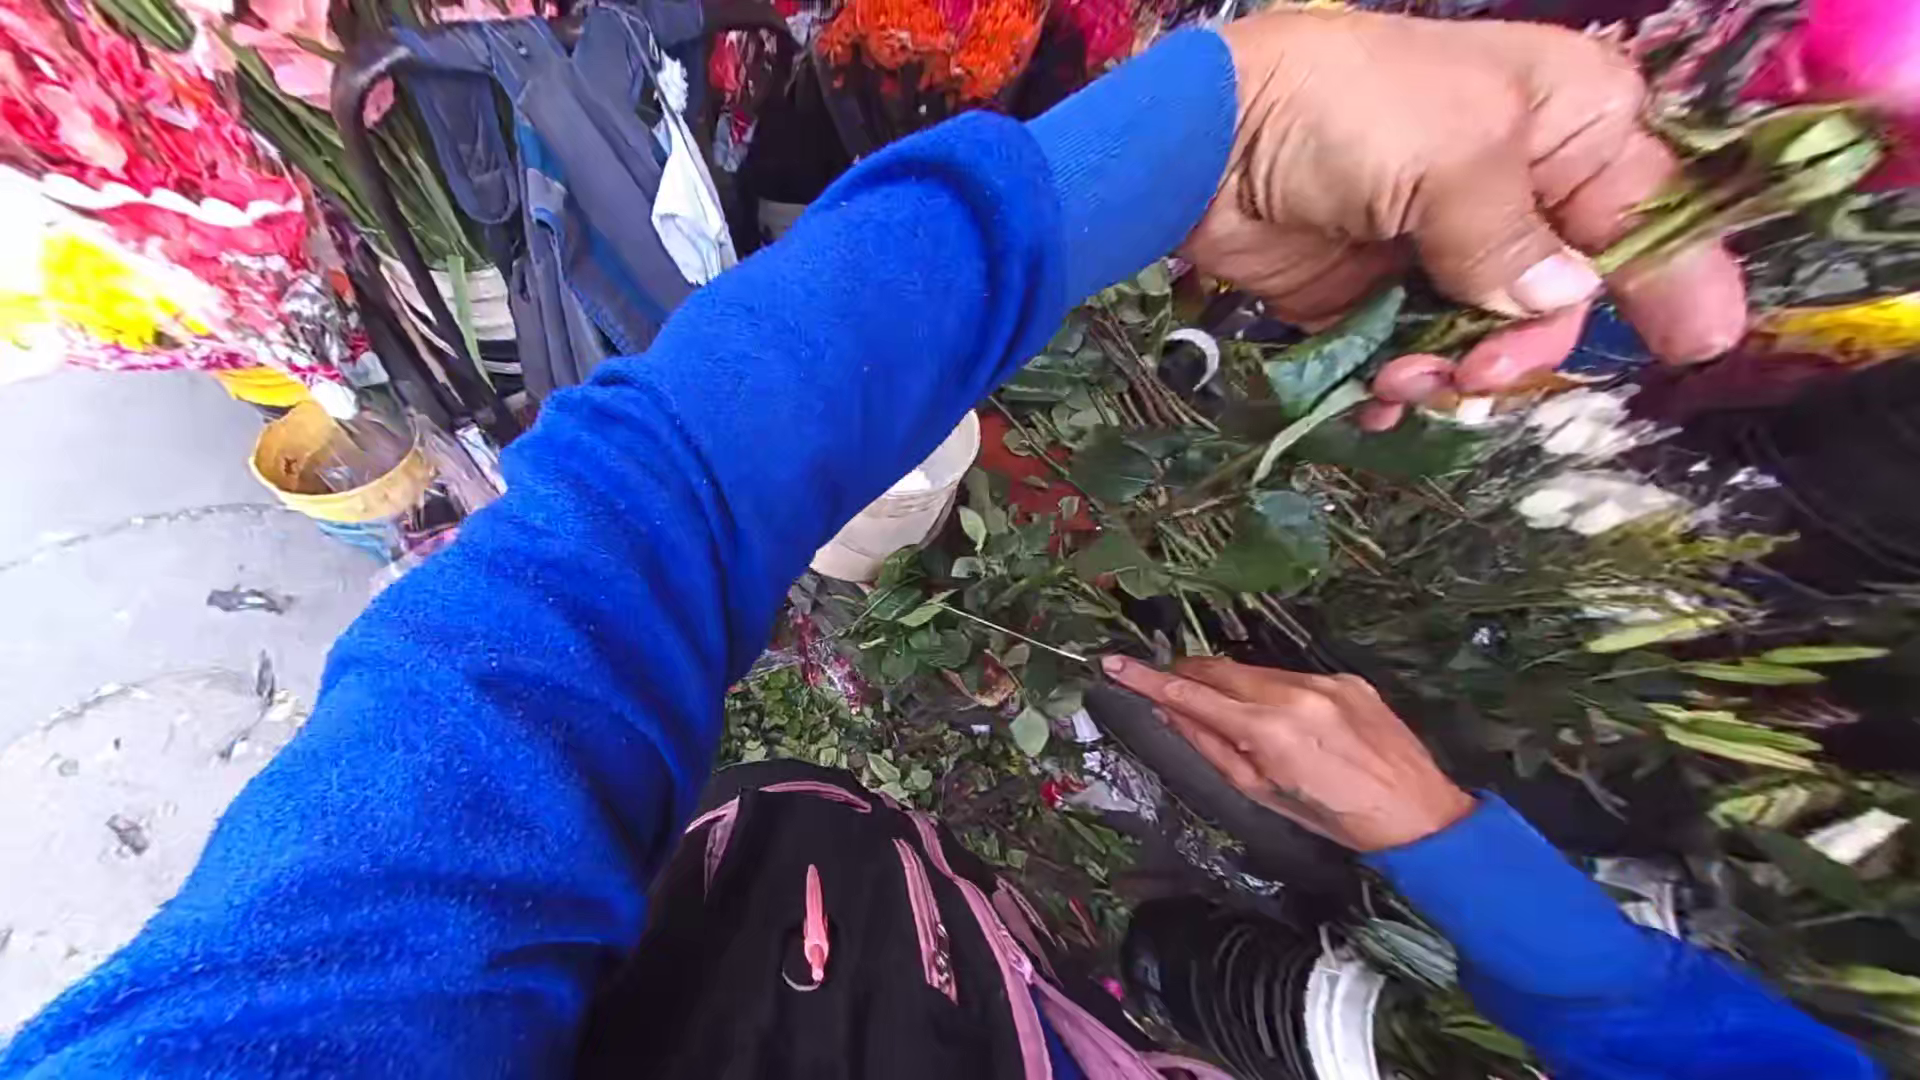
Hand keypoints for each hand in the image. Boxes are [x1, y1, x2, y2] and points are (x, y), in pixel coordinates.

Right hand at [1101, 654, 1473, 851]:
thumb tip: (1168, 710)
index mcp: (1268, 731)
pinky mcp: (1344, 676)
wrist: (1420, 815)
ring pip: (1249, 669)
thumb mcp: (1260, 792)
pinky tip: (1285, 716)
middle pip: (1215, 669)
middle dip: (1186, 673)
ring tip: (1235, 713)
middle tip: (1169, 685)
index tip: (1114, 663)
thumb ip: (1209, 745)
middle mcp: (1292, 694)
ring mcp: (1322, 680)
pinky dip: (1268, 689)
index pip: (1190, 695)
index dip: (1147, 679)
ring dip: (1228, 683)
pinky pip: (1286, 674)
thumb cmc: (1330, 816)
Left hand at [1184, 9, 1748, 429]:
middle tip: (1477, 377)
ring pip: (1463, 337)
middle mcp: (1500, 199)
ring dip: (1443, 375)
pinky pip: (1388, 353)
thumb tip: (1556, 301)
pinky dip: (1387, 385)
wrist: (1221, 146)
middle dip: (1519, 349)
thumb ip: (1509, 238)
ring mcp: (1421, 255)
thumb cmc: (1352, 112)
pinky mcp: (1352, 297)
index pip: (1643, 212)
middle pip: (1544, 299)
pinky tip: (1377, 404)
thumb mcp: (1458, 153)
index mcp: (1564, 132)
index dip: (1671, 280)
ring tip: (1404, 383)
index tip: (1693, 348)